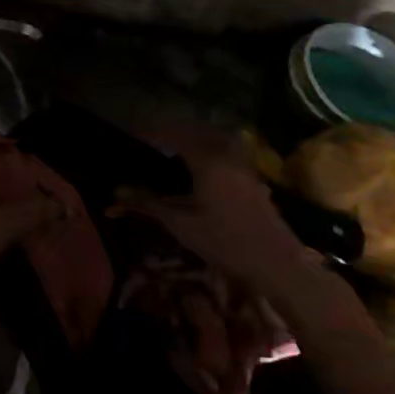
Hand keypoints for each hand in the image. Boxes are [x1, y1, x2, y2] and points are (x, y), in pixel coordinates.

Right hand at [110, 126, 319, 289]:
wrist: (278, 264)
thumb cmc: (226, 243)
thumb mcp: (181, 225)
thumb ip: (149, 204)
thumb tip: (116, 193)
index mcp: (207, 161)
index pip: (175, 134)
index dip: (154, 131)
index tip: (135, 132)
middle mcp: (226, 155)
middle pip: (197, 130)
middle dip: (173, 129)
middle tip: (153, 137)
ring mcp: (243, 165)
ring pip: (215, 138)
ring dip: (194, 136)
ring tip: (176, 146)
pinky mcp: (252, 177)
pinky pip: (227, 149)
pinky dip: (210, 147)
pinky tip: (203, 164)